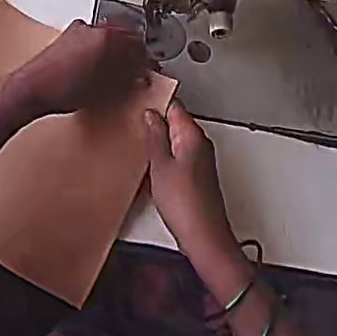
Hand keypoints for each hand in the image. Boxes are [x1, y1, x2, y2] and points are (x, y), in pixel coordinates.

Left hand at [0, 20, 150, 123]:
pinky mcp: (68, 36)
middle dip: (133, 50)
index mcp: (107, 38)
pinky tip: (99, 65)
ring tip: (120, 68)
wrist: (31, 89)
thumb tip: (138, 76)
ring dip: (118, 48)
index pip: (138, 44)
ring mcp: (79, 30)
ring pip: (108, 34)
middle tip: (138, 67)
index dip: (146, 60)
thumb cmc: (62, 89)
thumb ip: (127, 78)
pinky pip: (93, 37)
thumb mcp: (105, 89)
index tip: (147, 69)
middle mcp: (93, 28)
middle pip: (125, 34)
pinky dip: (101, 48)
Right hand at [143, 102, 240, 266]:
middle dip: (155, 120)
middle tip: (132, 122)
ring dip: (158, 140)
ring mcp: (200, 159)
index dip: (156, 101)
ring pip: (176, 139)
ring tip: (138, 143)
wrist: (204, 236)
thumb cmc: (185, 203)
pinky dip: (164, 156)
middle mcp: (200, 143)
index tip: (138, 99)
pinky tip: (150, 165)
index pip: (175, 105)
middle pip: (176, 121)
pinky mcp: (197, 174)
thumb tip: (150, 114)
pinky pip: (178, 155)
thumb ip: (155, 136)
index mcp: (193, 135)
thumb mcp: (160, 165)